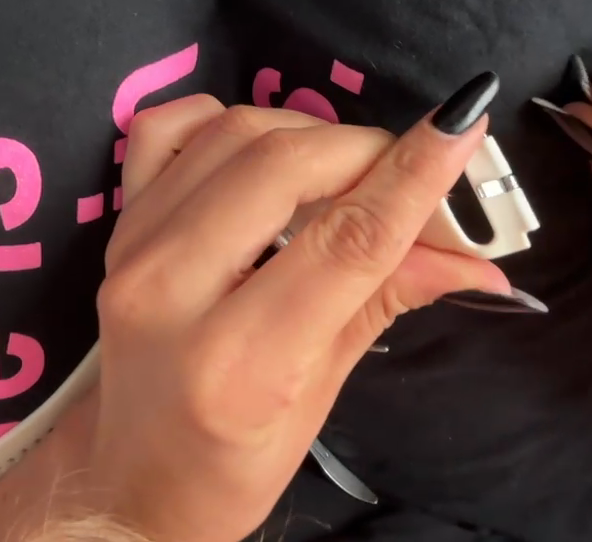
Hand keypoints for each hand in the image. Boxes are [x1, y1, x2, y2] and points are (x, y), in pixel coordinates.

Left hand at [0, 81, 501, 541]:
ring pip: (232, 134)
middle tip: (404, 166)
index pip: (344, 243)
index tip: (462, 126)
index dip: (413, 177)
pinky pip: (166, 127)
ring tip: (342, 167)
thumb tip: (473, 256)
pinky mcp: (117, 220)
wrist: (132, 474)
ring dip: (306, 131)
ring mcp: (132, 245)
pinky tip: (258, 146)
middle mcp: (170, 290)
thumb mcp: (323, 397)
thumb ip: (386, 301)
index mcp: (235, 364)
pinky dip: (221, 117)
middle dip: (362, 150)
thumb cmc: (233, 458)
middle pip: (282, 168)